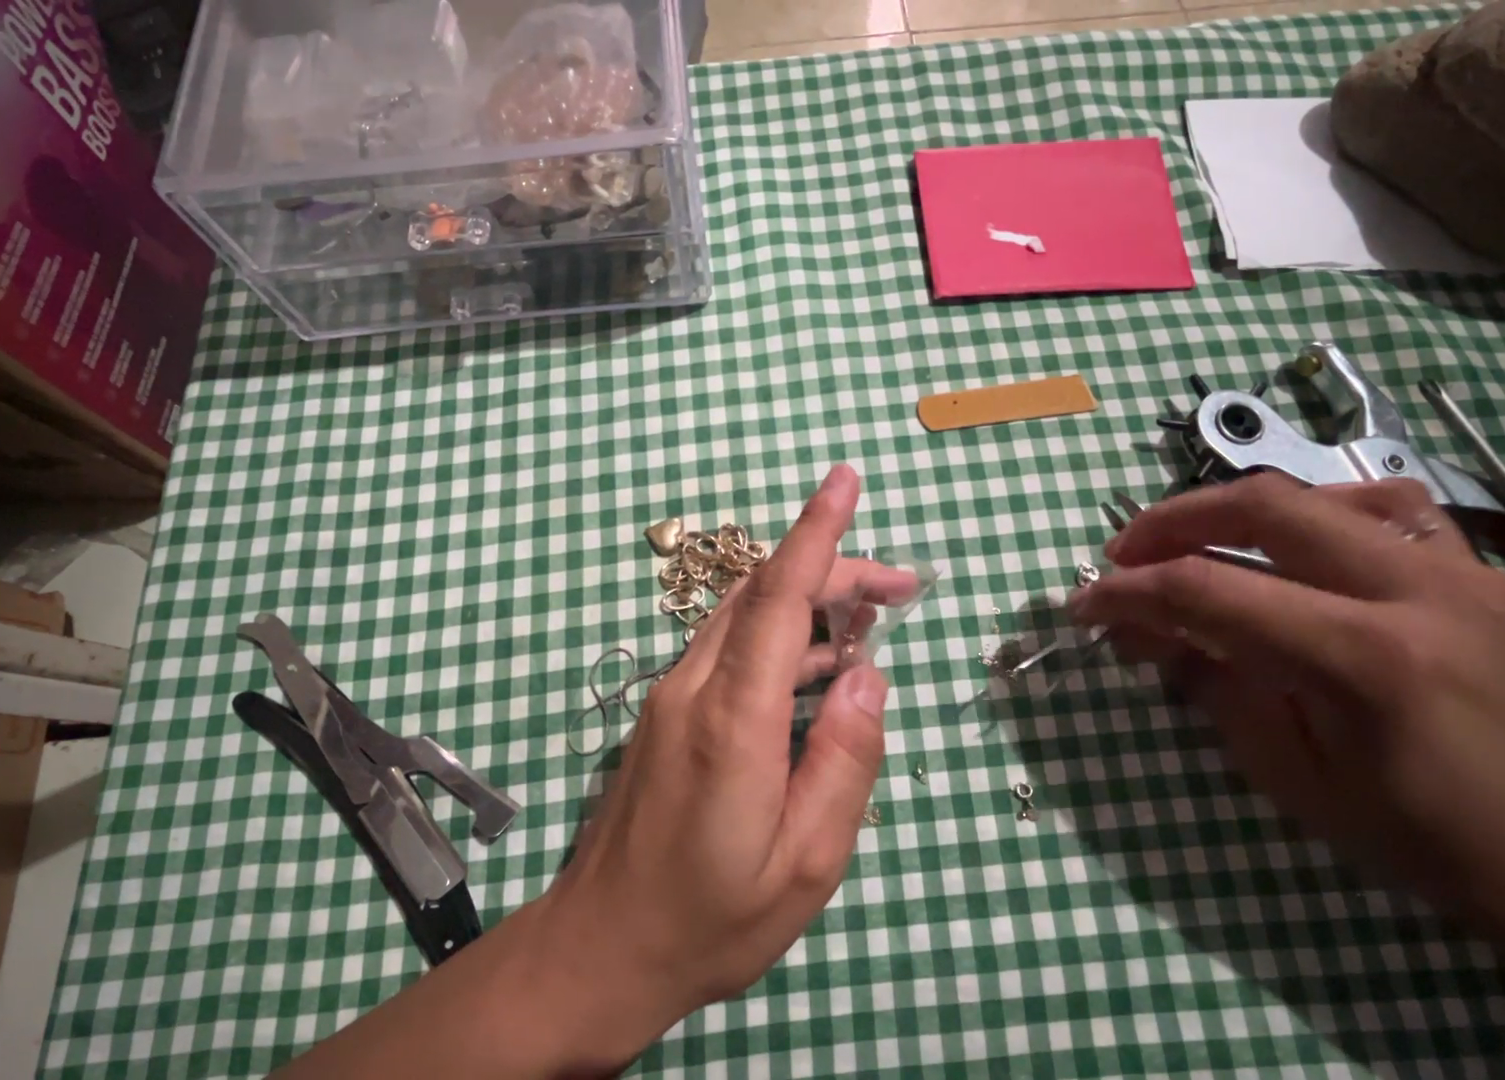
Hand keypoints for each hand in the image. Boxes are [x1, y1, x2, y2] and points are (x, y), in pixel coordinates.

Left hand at [523, 464, 917, 1065]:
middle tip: (903, 588)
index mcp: (733, 720)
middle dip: (834, 571)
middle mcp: (694, 689)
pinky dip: (781, 639)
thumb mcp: (808, 859)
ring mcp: (672, 698)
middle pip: (765, 596)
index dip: (815, 533)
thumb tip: (868, 674)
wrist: (601, 947)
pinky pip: (730, 652)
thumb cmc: (711, 919)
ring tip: (874, 621)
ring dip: (809, 605)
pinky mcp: (666, 716)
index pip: (778, 598)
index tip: (845, 480)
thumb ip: (845, 759)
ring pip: (744, 618)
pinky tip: (822, 667)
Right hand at [1069, 473, 1504, 1056]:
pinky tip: (1296, 544)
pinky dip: (1319, 510)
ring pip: (1322, 492)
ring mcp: (1459, 571)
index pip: (1207, 592)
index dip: (1128, 593)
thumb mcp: (1295, 780)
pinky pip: (1390, 507)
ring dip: (1238, 508)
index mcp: (1358, 659)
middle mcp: (1411, 591)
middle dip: (1170, 522)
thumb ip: (1217, 691)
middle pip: (1261, 508)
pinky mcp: (1482, 574)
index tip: (1083, 605)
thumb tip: (1153, 637)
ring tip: (1198, 541)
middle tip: (1122, 554)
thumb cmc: (1427, 843)